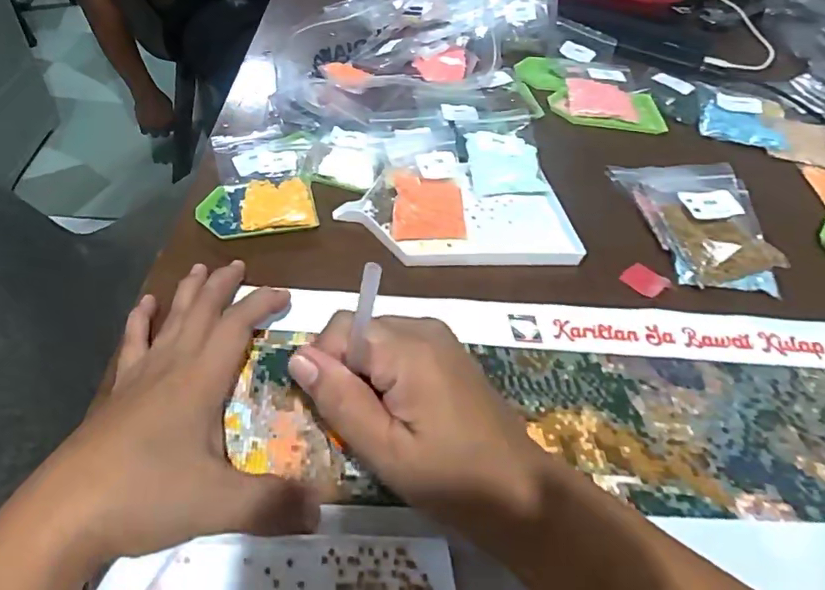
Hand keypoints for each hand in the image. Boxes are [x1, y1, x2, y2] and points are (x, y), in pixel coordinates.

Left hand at [15, 263, 316, 572]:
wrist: (71, 507)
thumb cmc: (147, 494)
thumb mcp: (217, 505)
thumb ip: (271, 504)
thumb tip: (322, 511)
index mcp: (200, 380)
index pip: (236, 327)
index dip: (261, 304)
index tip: (284, 292)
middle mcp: (172, 365)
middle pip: (201, 311)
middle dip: (222, 285)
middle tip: (237, 264)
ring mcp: (141, 374)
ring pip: (170, 319)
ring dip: (187, 292)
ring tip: (198, 268)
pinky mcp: (119, 390)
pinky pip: (133, 342)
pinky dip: (141, 319)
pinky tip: (144, 305)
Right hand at [133, 87, 176, 134]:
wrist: (146, 95)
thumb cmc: (158, 97)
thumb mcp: (169, 105)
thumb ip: (170, 114)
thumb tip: (171, 118)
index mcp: (170, 121)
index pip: (174, 129)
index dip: (173, 127)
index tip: (172, 125)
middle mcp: (161, 127)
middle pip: (165, 134)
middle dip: (165, 131)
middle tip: (164, 126)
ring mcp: (151, 127)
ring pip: (155, 134)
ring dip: (156, 132)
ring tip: (155, 126)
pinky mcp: (142, 126)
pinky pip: (145, 131)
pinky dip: (147, 129)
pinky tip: (148, 125)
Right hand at [286, 313, 559, 541]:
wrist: (527, 498)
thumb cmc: (453, 479)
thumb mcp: (386, 450)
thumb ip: (340, 399)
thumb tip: (297, 356)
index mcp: (406, 345)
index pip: (339, 328)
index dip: (325, 366)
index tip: (332, 413)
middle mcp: (421, 326)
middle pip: (357, 332)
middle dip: (344, 371)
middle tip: (357, 425)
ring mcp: (438, 338)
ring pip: (375, 341)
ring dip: (365, 375)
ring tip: (381, 425)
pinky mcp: (447, 353)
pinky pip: (398, 349)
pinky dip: (387, 375)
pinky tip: (402, 415)